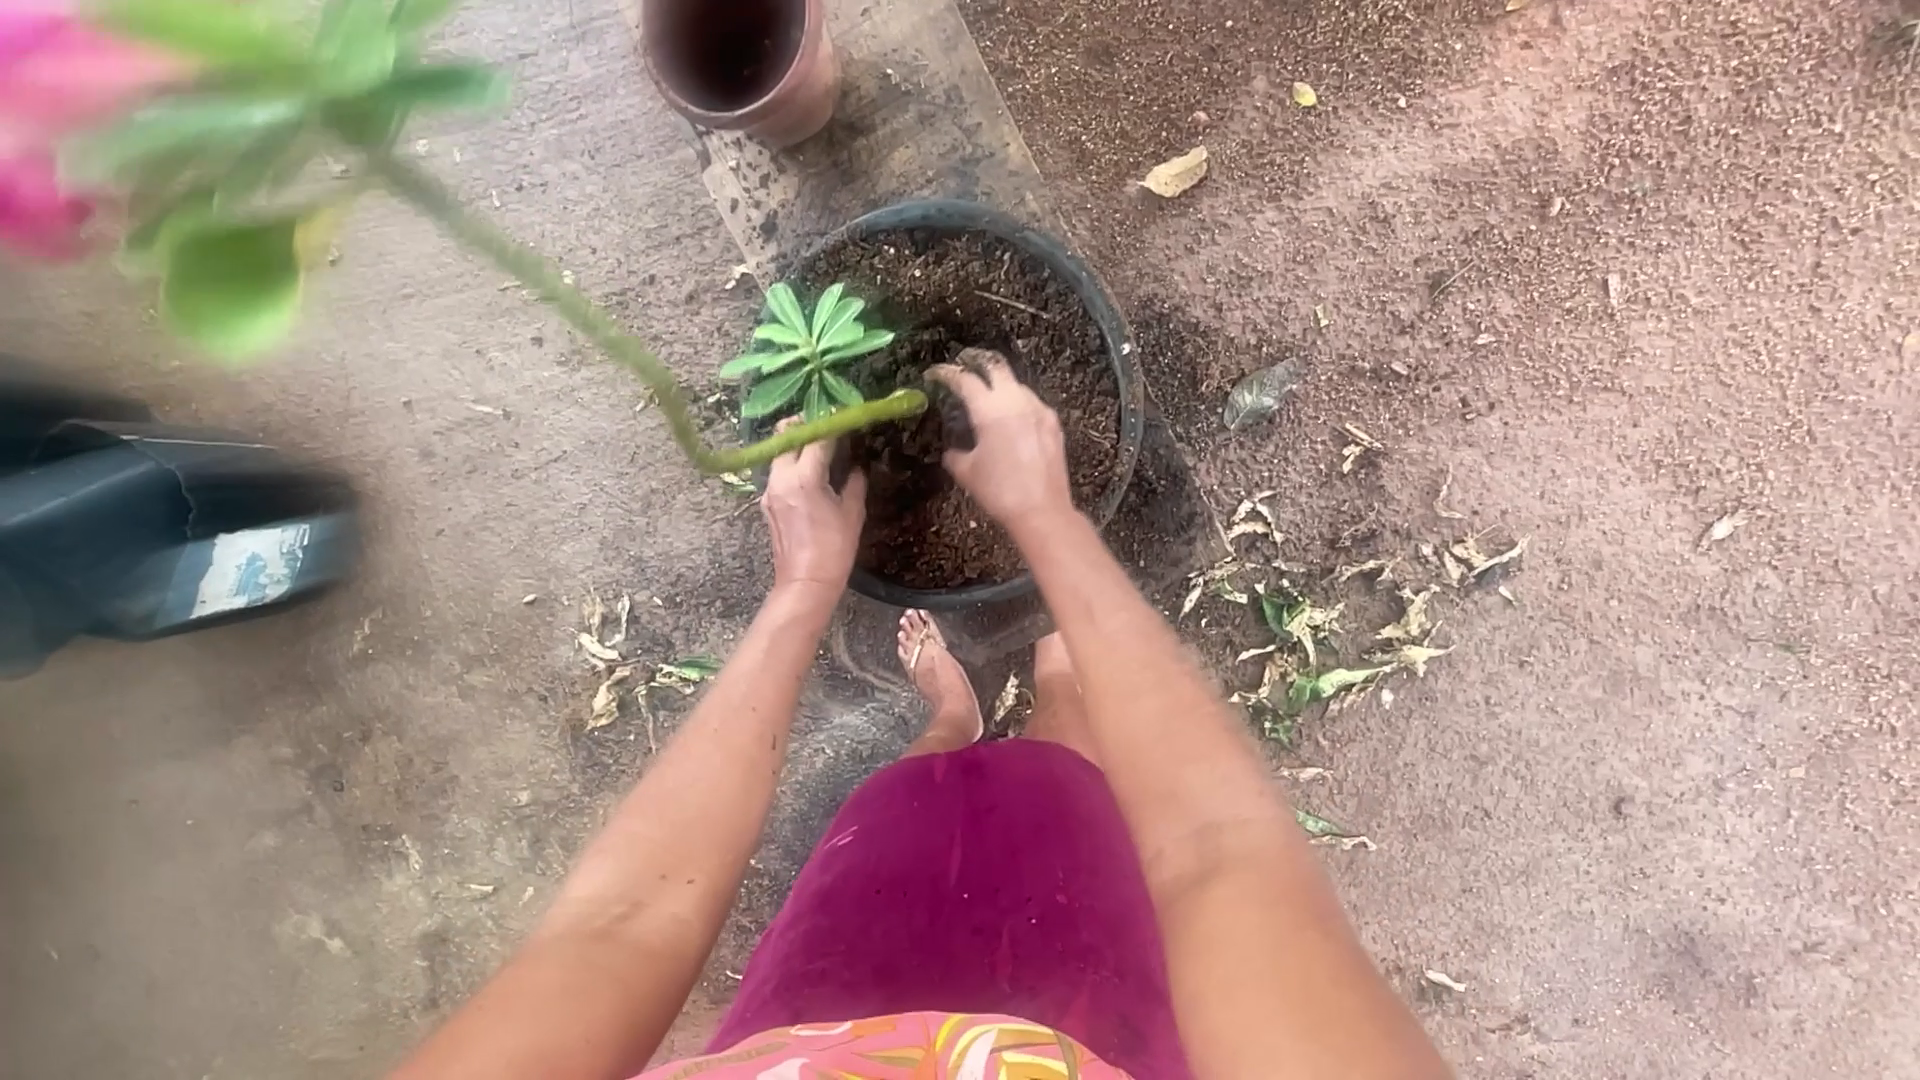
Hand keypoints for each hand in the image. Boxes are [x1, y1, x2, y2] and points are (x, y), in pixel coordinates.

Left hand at [761, 421, 866, 592]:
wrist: (805, 583)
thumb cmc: (835, 550)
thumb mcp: (853, 513)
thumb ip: (854, 483)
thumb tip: (856, 467)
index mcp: (804, 478)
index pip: (817, 437)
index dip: (833, 424)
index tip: (845, 417)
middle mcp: (780, 478)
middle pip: (786, 436)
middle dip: (806, 425)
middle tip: (827, 426)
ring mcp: (769, 491)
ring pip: (780, 453)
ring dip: (797, 444)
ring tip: (820, 448)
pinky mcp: (767, 503)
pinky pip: (778, 472)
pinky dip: (792, 464)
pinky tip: (810, 473)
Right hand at [925, 348, 1074, 535]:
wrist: (1042, 511)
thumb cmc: (1000, 492)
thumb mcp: (967, 473)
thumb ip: (955, 455)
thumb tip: (952, 451)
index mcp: (991, 410)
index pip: (965, 380)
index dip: (947, 373)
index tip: (935, 373)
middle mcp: (1017, 402)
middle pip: (996, 367)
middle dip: (977, 363)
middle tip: (963, 368)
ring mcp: (1039, 411)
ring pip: (1017, 384)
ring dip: (999, 384)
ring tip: (987, 396)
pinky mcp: (1053, 425)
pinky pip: (1032, 403)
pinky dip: (1017, 403)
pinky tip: (1012, 418)